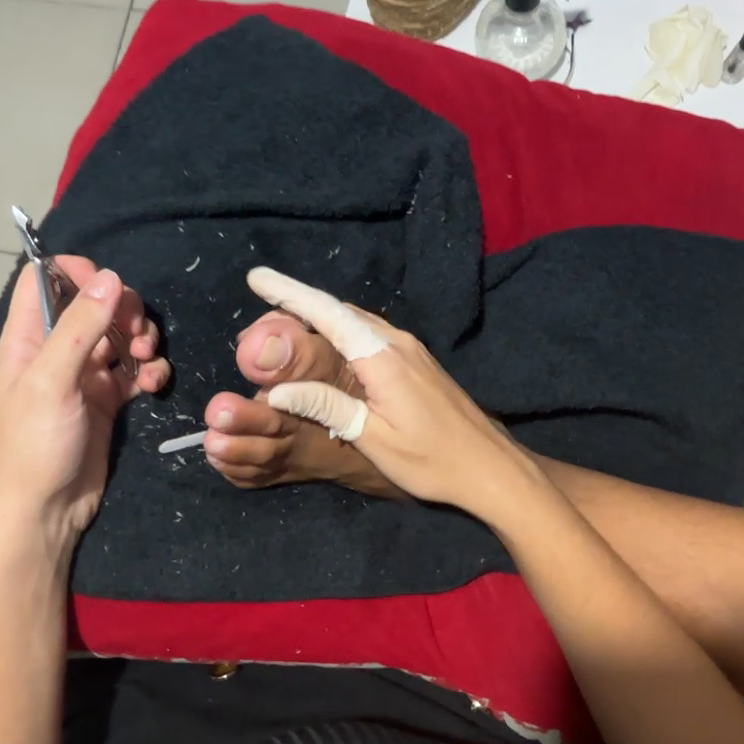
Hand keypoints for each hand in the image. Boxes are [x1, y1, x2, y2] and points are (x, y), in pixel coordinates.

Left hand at [0, 258, 170, 554]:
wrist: (47, 510)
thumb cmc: (35, 444)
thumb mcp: (53, 380)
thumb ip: (81, 326)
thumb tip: (111, 276)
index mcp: (28, 338)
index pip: (44, 280)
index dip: (76, 271)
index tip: (110, 285)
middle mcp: (56, 350)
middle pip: (94, 303)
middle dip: (124, 310)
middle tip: (136, 334)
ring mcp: (85, 375)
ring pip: (121, 335)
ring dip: (142, 340)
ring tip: (147, 362)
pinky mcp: (108, 400)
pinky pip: (135, 370)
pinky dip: (149, 371)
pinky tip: (153, 385)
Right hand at [246, 268, 538, 518]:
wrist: (487, 464)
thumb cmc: (431, 460)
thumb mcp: (374, 438)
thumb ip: (327, 407)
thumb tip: (276, 391)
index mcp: (383, 358)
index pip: (328, 314)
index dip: (290, 294)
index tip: (256, 278)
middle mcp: (397, 342)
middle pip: (339, 312)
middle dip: (296, 305)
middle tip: (259, 316)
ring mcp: (410, 349)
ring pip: (355, 321)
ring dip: (318, 318)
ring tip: (281, 327)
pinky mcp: (415, 360)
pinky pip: (369, 334)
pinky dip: (339, 331)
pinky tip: (324, 345)